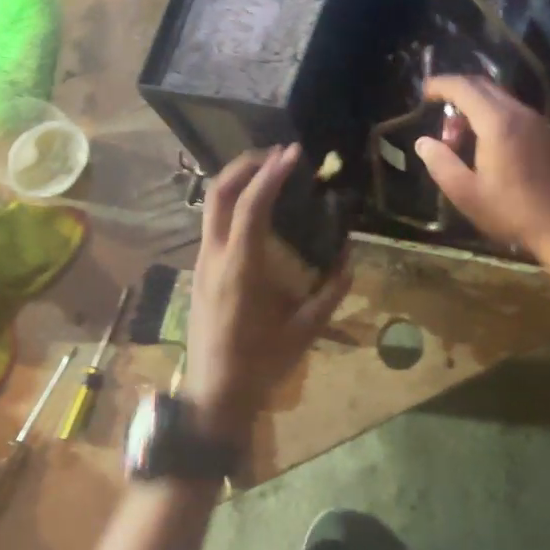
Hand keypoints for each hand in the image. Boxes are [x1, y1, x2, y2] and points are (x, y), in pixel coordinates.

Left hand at [182, 145, 350, 442]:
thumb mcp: (304, 330)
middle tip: (277, 154)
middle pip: (219, 192)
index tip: (293, 155)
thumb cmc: (261, 364)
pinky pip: (212, 222)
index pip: (251, 206)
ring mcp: (201, 263)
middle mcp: (214, 257)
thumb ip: (330, 292)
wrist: (214, 395)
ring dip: (237, 180)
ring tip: (267, 171)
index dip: (271, 175)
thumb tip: (350, 259)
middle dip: (246, 165)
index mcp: (240, 269)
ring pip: (210, 205)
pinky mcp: (199, 271)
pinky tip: (253, 207)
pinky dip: (231, 201)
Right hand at [412, 76, 549, 256]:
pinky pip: (513, 111)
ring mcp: (537, 121)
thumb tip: (423, 142)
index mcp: (497, 122)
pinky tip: (487, 147)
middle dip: (457, 95)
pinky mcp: (547, 133)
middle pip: (482, 86)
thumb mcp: (467, 194)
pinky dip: (493, 116)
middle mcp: (519, 112)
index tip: (423, 92)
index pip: (463, 87)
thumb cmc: (513, 212)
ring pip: (499, 98)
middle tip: (442, 126)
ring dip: (475, 108)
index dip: (440, 85)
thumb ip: (441, 163)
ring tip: (461, 142)